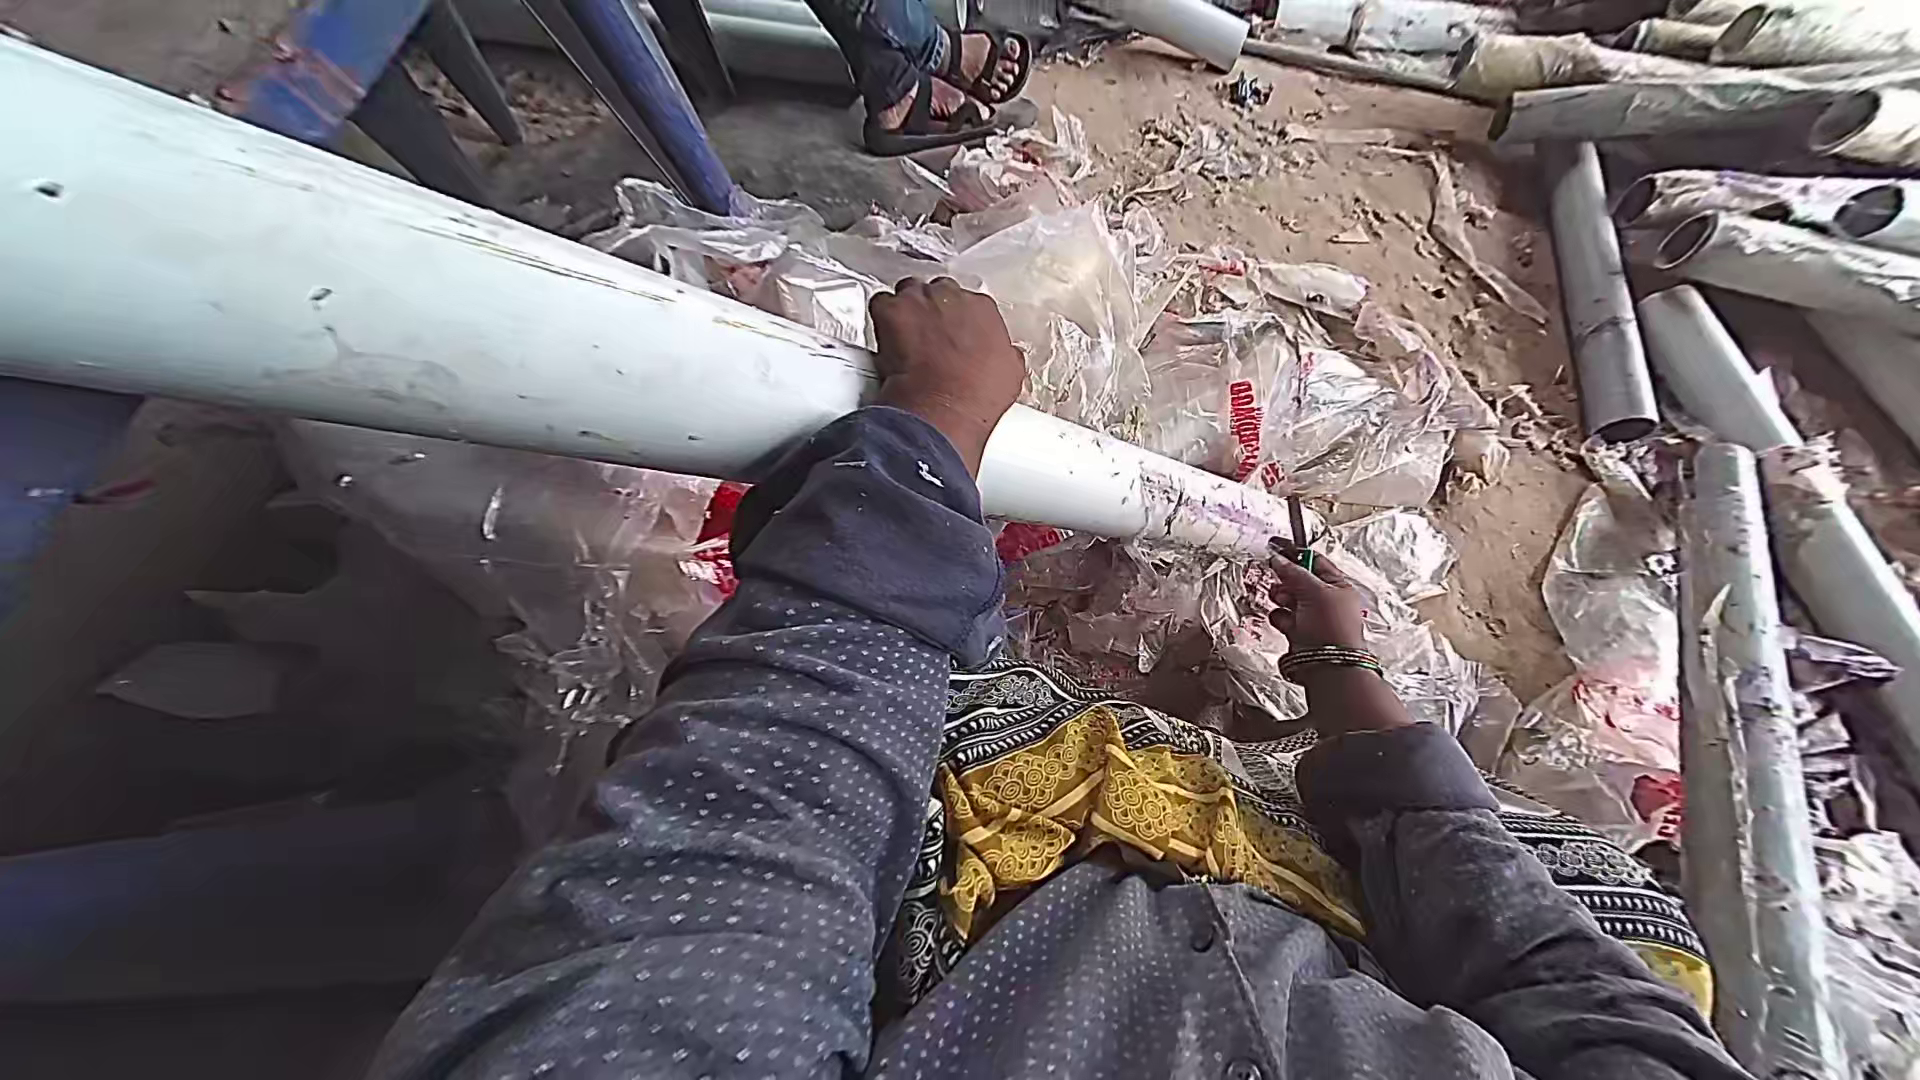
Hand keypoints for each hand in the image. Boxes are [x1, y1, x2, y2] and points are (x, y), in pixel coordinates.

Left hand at [870, 277, 1026, 475]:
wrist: (945, 409)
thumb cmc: (976, 397)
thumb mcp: (1010, 374)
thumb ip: (1004, 353)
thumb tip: (1004, 355)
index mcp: (983, 308)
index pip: (967, 301)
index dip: (956, 320)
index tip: (951, 336)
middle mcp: (952, 296)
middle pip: (936, 293)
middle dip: (930, 311)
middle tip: (927, 337)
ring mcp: (920, 301)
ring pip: (907, 293)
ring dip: (906, 312)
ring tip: (905, 338)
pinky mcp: (892, 311)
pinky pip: (880, 303)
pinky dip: (881, 318)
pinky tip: (886, 338)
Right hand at [1266, 543, 1366, 650]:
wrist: (1326, 664)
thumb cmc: (1331, 627)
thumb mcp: (1314, 591)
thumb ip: (1293, 572)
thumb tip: (1278, 558)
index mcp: (1338, 586)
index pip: (1315, 562)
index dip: (1296, 553)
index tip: (1276, 547)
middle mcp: (1325, 600)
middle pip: (1298, 579)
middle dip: (1286, 579)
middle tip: (1279, 579)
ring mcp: (1311, 616)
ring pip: (1286, 597)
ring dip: (1281, 598)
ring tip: (1284, 603)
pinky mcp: (1297, 630)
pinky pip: (1281, 616)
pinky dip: (1280, 617)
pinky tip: (1286, 623)